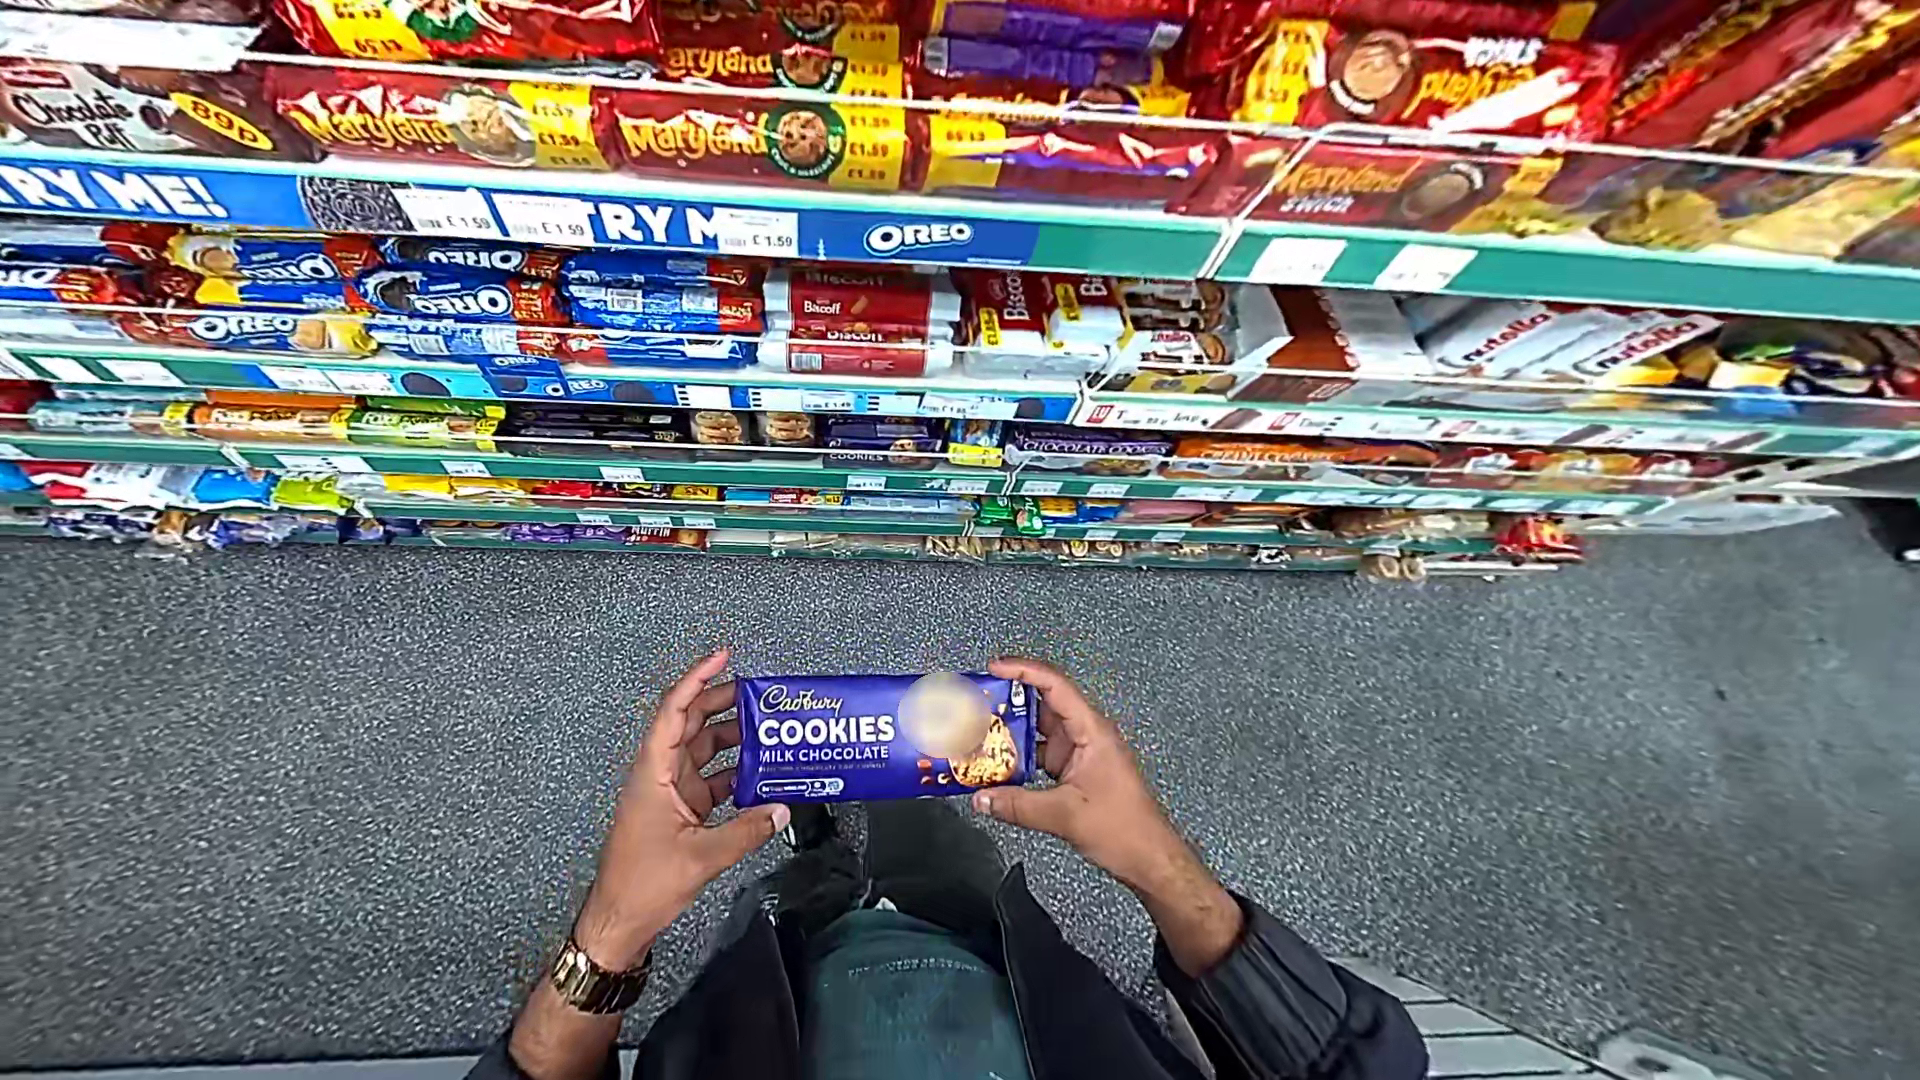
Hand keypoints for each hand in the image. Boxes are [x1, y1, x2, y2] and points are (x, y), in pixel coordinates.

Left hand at [573, 649, 789, 968]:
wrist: (618, 923)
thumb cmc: (642, 886)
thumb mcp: (700, 857)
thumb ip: (746, 830)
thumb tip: (780, 809)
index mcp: (654, 773)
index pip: (674, 711)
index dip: (697, 679)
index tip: (722, 657)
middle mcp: (661, 773)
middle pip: (690, 721)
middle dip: (722, 700)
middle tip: (756, 691)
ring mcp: (672, 789)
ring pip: (703, 746)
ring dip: (732, 734)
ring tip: (765, 726)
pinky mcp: (682, 806)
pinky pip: (713, 774)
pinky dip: (736, 767)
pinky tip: (760, 771)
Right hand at [973, 657, 1242, 973]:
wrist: (1150, 858)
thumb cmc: (1124, 829)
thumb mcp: (1065, 815)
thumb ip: (1018, 806)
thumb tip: (982, 797)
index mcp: (1092, 730)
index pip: (1055, 685)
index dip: (1024, 670)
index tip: (995, 668)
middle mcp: (1086, 734)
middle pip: (1044, 702)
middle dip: (1011, 696)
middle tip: (979, 698)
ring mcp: (1080, 751)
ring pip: (1040, 728)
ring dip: (1013, 727)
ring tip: (980, 728)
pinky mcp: (1074, 769)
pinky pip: (1041, 751)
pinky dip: (1019, 753)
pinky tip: (998, 763)